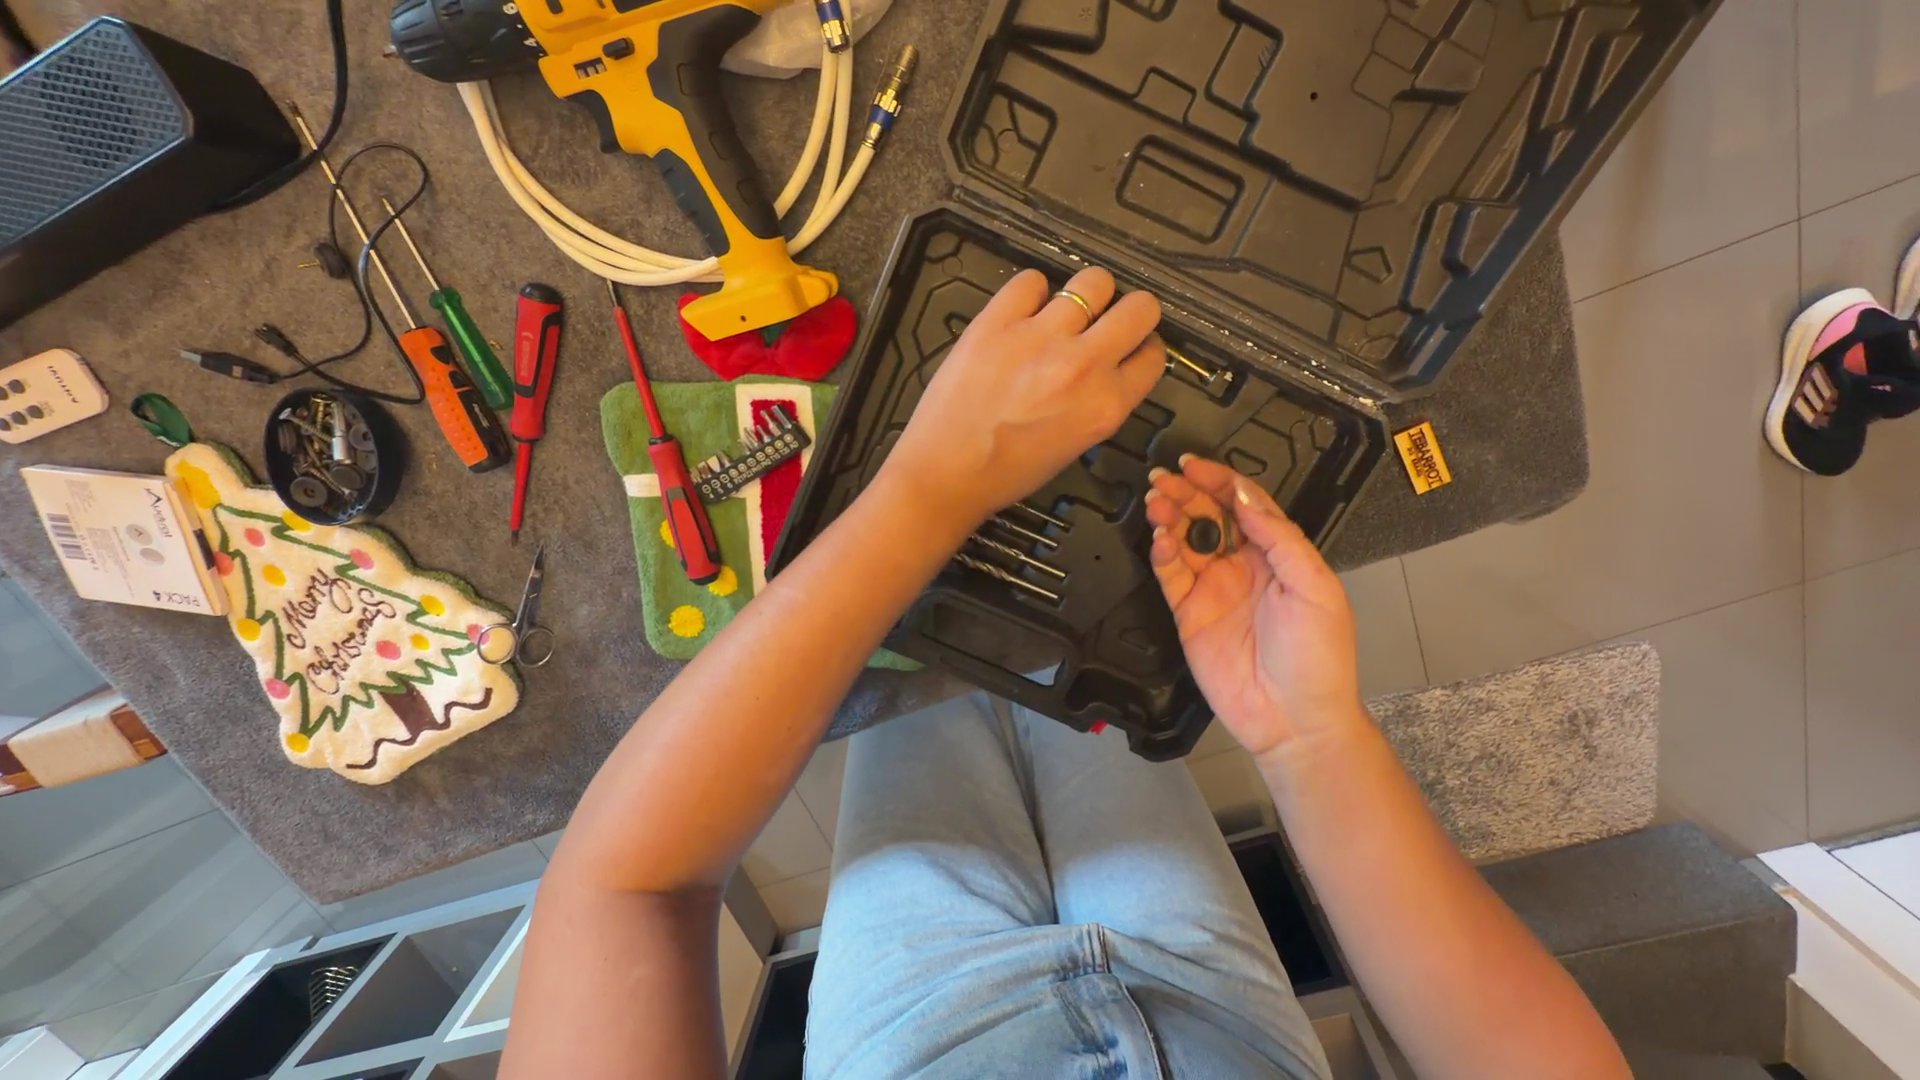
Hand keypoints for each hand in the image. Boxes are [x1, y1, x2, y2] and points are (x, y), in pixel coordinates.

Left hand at [879, 266, 1164, 533]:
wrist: (945, 473)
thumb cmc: (1008, 472)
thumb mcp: (1074, 445)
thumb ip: (1099, 403)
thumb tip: (1107, 369)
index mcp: (1107, 405)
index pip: (1153, 356)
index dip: (1142, 349)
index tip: (1128, 350)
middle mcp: (1084, 365)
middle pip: (1140, 306)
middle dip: (1129, 312)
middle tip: (1106, 322)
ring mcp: (1040, 336)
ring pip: (1094, 281)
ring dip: (1086, 294)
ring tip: (1065, 312)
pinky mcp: (997, 321)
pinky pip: (1032, 280)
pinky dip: (1031, 292)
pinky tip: (1022, 314)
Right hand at [1145, 457, 1365, 763]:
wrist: (1293, 718)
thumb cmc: (1319, 656)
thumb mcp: (1314, 587)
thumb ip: (1279, 538)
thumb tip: (1244, 497)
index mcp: (1276, 554)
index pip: (1243, 505)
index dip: (1219, 481)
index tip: (1193, 465)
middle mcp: (1241, 565)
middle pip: (1207, 516)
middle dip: (1185, 493)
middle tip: (1163, 478)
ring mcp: (1212, 588)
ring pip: (1184, 540)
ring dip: (1168, 517)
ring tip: (1155, 502)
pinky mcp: (1188, 613)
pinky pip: (1169, 575)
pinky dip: (1161, 554)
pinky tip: (1159, 539)